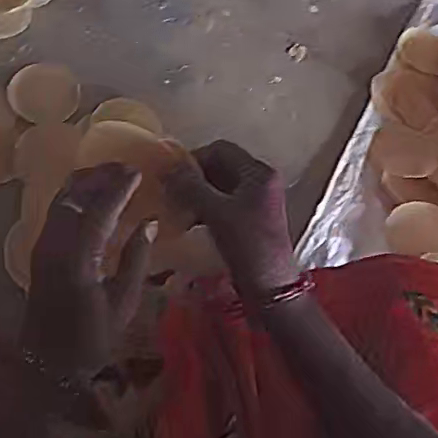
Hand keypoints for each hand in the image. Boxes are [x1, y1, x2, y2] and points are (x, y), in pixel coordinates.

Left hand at [20, 163, 153, 380]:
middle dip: (100, 176)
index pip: (98, 211)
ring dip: (85, 182)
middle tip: (126, 166)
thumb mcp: (123, 303)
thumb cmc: (91, 338)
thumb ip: (137, 259)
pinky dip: (75, 195)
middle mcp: (54, 246)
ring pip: (62, 199)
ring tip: (112, 173)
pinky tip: (93, 194)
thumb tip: (149, 221)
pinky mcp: (40, 249)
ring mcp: (43, 246)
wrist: (47, 363)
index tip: (137, 172)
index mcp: (77, 260)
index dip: (118, 188)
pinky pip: (57, 210)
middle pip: (74, 196)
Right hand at [166, 141, 301, 301]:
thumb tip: (166, 167)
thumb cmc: (247, 245)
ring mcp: (257, 199)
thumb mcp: (216, 213)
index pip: (220, 150)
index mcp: (258, 172)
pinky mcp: (251, 217)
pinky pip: (224, 202)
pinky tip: (188, 220)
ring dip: (197, 193)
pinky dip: (205, 206)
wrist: (271, 288)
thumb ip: (190, 187)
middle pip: (220, 166)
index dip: (193, 158)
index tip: (172, 175)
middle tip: (170, 191)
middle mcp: (261, 180)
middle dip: (194, 177)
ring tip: (176, 206)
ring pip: (220, 185)